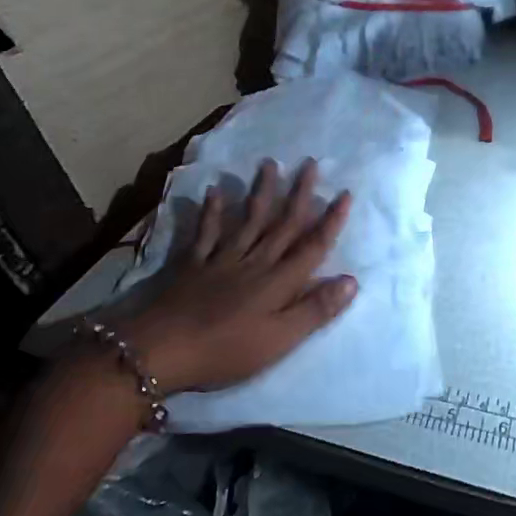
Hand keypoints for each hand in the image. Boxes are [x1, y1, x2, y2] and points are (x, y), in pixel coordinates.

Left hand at [121, 159, 356, 393]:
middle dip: (299, 195)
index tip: (345, 194)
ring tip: (269, 164)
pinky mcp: (194, 265)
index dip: (330, 222)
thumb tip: (351, 280)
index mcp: (278, 283)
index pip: (312, 247)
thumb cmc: (227, 351)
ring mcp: (222, 260)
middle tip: (311, 164)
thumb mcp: (279, 340)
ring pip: (248, 221)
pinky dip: (212, 212)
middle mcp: (254, 263)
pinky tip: (215, 191)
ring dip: (261, 193)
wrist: (163, 349)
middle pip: (282, 225)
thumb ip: (314, 310)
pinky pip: (206, 232)